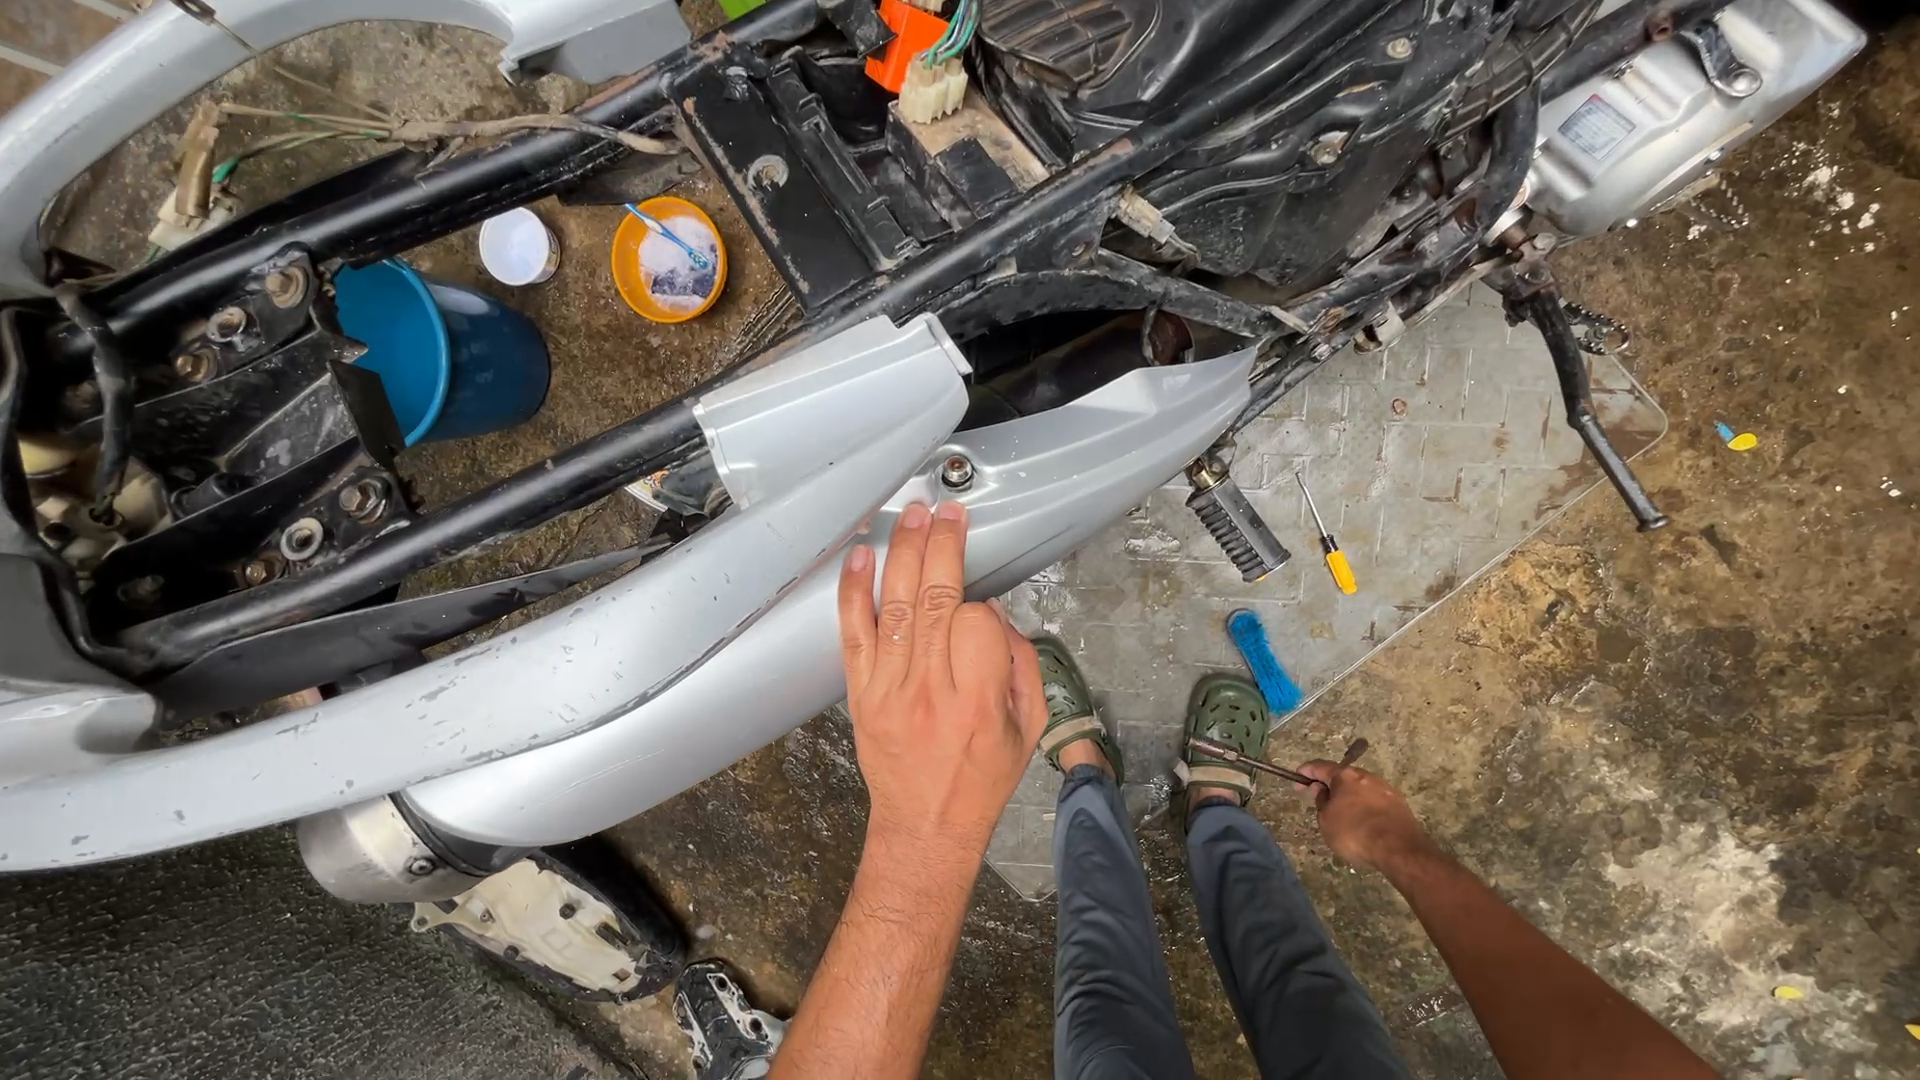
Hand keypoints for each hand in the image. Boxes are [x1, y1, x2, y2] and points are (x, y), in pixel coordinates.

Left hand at [837, 502, 1047, 857]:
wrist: (925, 827)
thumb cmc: (983, 779)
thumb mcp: (1028, 728)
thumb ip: (1019, 666)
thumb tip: (995, 615)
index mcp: (978, 699)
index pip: (978, 622)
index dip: (982, 605)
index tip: (983, 610)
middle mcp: (931, 688)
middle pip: (935, 600)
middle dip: (942, 546)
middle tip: (945, 510)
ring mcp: (889, 688)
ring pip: (895, 607)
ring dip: (904, 555)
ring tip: (911, 515)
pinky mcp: (860, 692)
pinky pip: (854, 634)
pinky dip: (855, 592)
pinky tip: (862, 556)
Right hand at [1295, 761, 1437, 873]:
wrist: (1400, 850)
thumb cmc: (1355, 833)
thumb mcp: (1325, 820)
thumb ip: (1321, 802)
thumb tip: (1323, 791)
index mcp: (1344, 776)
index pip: (1319, 767)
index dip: (1306, 772)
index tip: (1298, 779)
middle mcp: (1365, 776)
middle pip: (1342, 776)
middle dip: (1329, 785)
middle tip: (1320, 798)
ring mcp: (1385, 789)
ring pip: (1360, 788)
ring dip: (1348, 796)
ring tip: (1342, 814)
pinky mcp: (1400, 804)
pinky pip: (1374, 801)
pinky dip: (1364, 807)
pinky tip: (1363, 822)